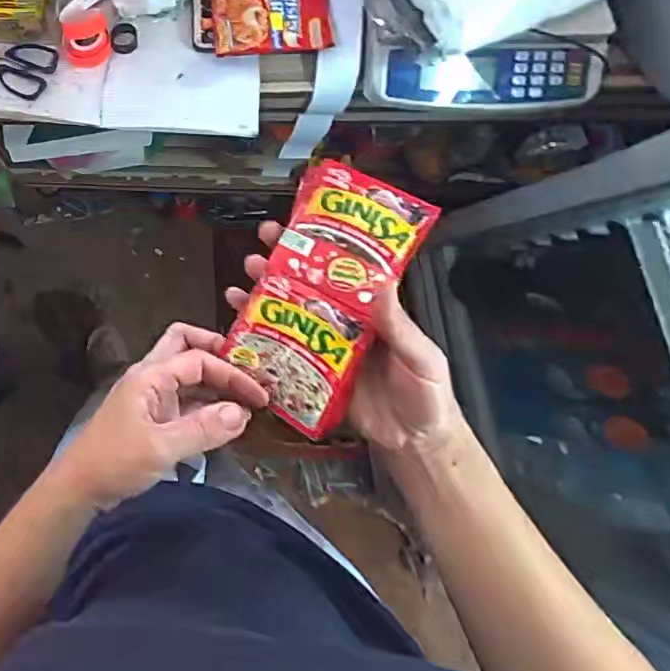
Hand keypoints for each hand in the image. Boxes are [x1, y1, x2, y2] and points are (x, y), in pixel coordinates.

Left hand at [43, 346, 269, 509]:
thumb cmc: (115, 462)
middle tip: (249, 373)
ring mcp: (150, 396)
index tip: (259, 395)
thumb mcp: (161, 448)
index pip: (198, 359)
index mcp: (149, 375)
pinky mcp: (152, 417)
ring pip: (186, 373)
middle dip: (217, 353)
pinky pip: (184, 399)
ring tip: (245, 398)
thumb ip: (202, 429)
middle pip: (185, 346)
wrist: (79, 487)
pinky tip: (225, 420)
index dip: (231, 373)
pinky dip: (206, 404)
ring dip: (214, 381)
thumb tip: (241, 413)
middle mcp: (150, 377)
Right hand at [224, 221, 464, 457]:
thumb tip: (383, 283)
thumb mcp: (422, 357)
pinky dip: (258, 336)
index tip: (300, 225)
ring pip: (286, 313)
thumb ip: (400, 325)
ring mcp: (322, 347)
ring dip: (263, 293)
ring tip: (245, 279)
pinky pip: (280, 350)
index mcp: (369, 311)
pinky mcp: (310, 373)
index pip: (340, 270)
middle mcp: (341, 323)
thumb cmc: (428, 397)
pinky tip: (241, 324)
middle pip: (304, 285)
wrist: (415, 444)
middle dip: (280, 262)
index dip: (319, 246)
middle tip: (263, 246)